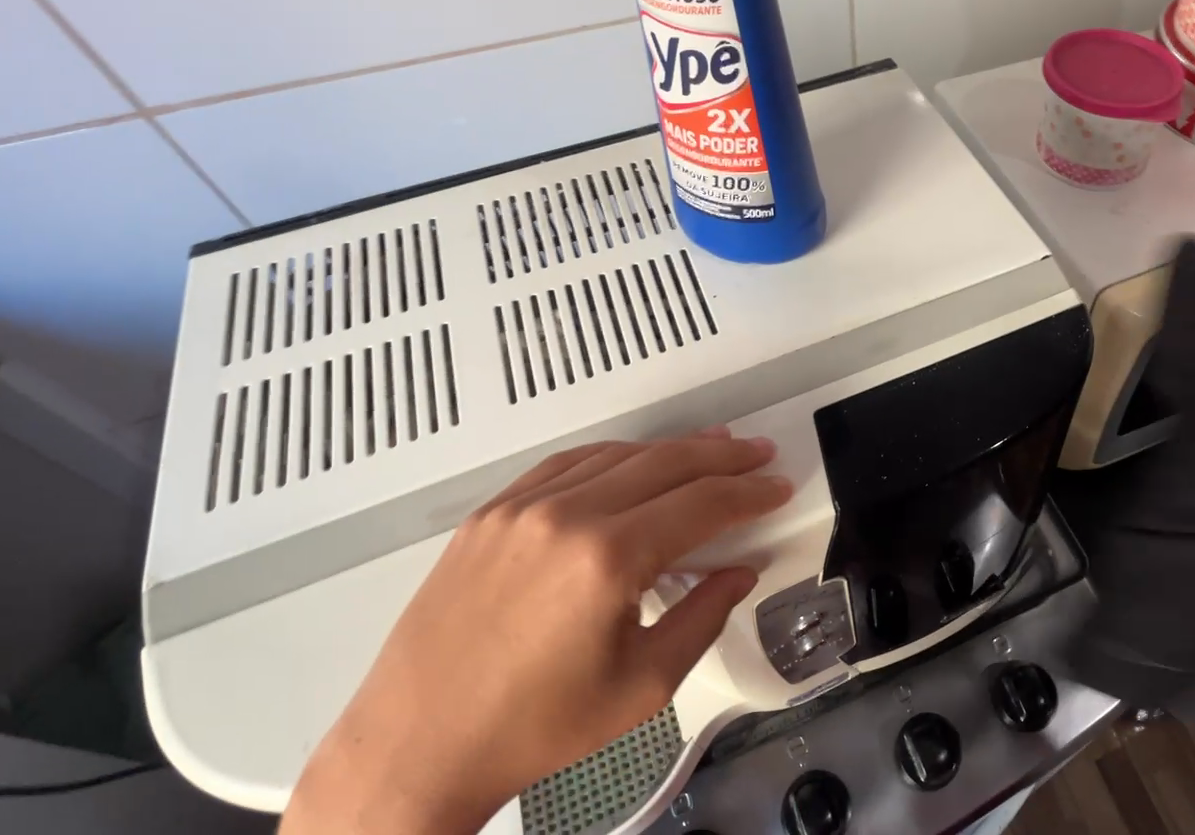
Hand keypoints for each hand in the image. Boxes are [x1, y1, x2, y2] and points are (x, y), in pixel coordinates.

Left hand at [281, 430, 792, 834]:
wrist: (417, 746)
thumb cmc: (535, 728)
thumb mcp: (643, 685)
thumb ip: (704, 616)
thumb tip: (739, 571)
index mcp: (609, 559)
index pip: (702, 503)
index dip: (749, 492)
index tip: (777, 488)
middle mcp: (566, 515)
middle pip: (667, 463)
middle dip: (723, 457)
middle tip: (758, 456)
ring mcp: (523, 507)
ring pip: (620, 454)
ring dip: (673, 449)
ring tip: (712, 448)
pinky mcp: (491, 512)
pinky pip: (567, 463)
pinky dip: (614, 456)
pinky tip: (635, 461)